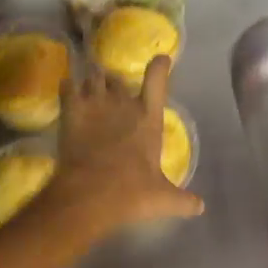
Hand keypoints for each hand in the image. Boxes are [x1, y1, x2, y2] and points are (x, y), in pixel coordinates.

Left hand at [39, 56, 202, 237]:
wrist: (89, 194)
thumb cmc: (130, 192)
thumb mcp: (162, 198)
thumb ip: (182, 200)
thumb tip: (200, 207)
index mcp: (148, 117)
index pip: (157, 79)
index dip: (160, 66)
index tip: (161, 60)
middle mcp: (123, 103)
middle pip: (119, 79)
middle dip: (115, 84)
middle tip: (113, 94)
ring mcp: (96, 103)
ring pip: (94, 78)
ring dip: (93, 82)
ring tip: (90, 90)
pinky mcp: (71, 110)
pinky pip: (67, 86)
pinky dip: (68, 86)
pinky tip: (67, 91)